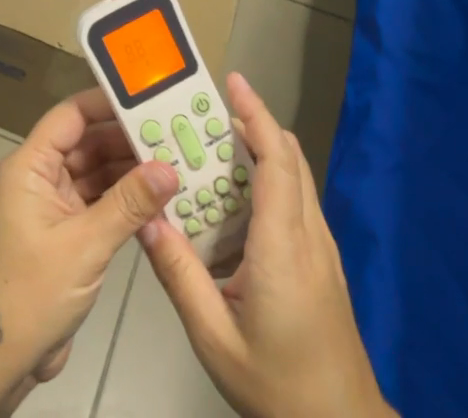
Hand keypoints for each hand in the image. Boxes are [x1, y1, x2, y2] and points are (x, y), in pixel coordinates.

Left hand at [0, 89, 181, 409]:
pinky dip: (126, 200)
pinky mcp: (66, 232)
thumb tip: (170, 168)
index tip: (149, 98)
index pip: (70, 117)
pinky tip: (162, 199)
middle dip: (128, 139)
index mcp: (30, 168)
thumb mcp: (85, 245)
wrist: (2, 356)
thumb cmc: (32, 292)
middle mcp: (40, 179)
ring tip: (178, 162)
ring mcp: (53, 206)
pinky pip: (99, 202)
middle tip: (178, 133)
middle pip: (87, 143)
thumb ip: (129, 204)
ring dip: (131, 171)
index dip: (106, 103)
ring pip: (96, 174)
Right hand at [138, 73, 394, 417]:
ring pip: (297, 180)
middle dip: (253, 125)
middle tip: (206, 112)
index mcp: (283, 248)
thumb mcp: (213, 336)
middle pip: (290, 160)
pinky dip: (268, 183)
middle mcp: (310, 237)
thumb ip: (179, 275)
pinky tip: (232, 205)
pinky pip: (296, 205)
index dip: (257, 117)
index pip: (276, 163)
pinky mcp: (323, 264)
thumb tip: (145, 220)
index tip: (233, 83)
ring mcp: (323, 250)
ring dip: (261, 153)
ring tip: (211, 149)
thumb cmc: (276, 384)